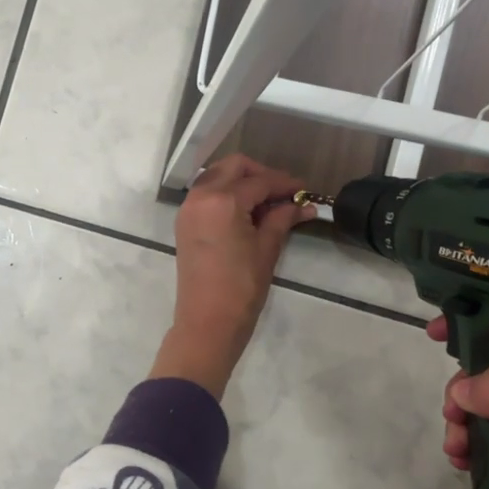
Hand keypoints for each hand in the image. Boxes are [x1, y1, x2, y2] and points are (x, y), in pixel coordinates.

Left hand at [150, 156, 322, 398]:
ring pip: (216, 177)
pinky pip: (206, 195)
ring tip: (267, 204)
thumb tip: (303, 205)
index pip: (259, 181)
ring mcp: (188, 210)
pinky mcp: (183, 223)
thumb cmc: (241, 287)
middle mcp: (200, 197)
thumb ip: (282, 219)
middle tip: (283, 193)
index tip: (305, 190)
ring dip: (241, 182)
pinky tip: (247, 213)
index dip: (285, 184)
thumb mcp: (267, 249)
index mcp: (222, 201)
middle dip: (260, 174)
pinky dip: (226, 194)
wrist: (207, 321)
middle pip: (233, 167)